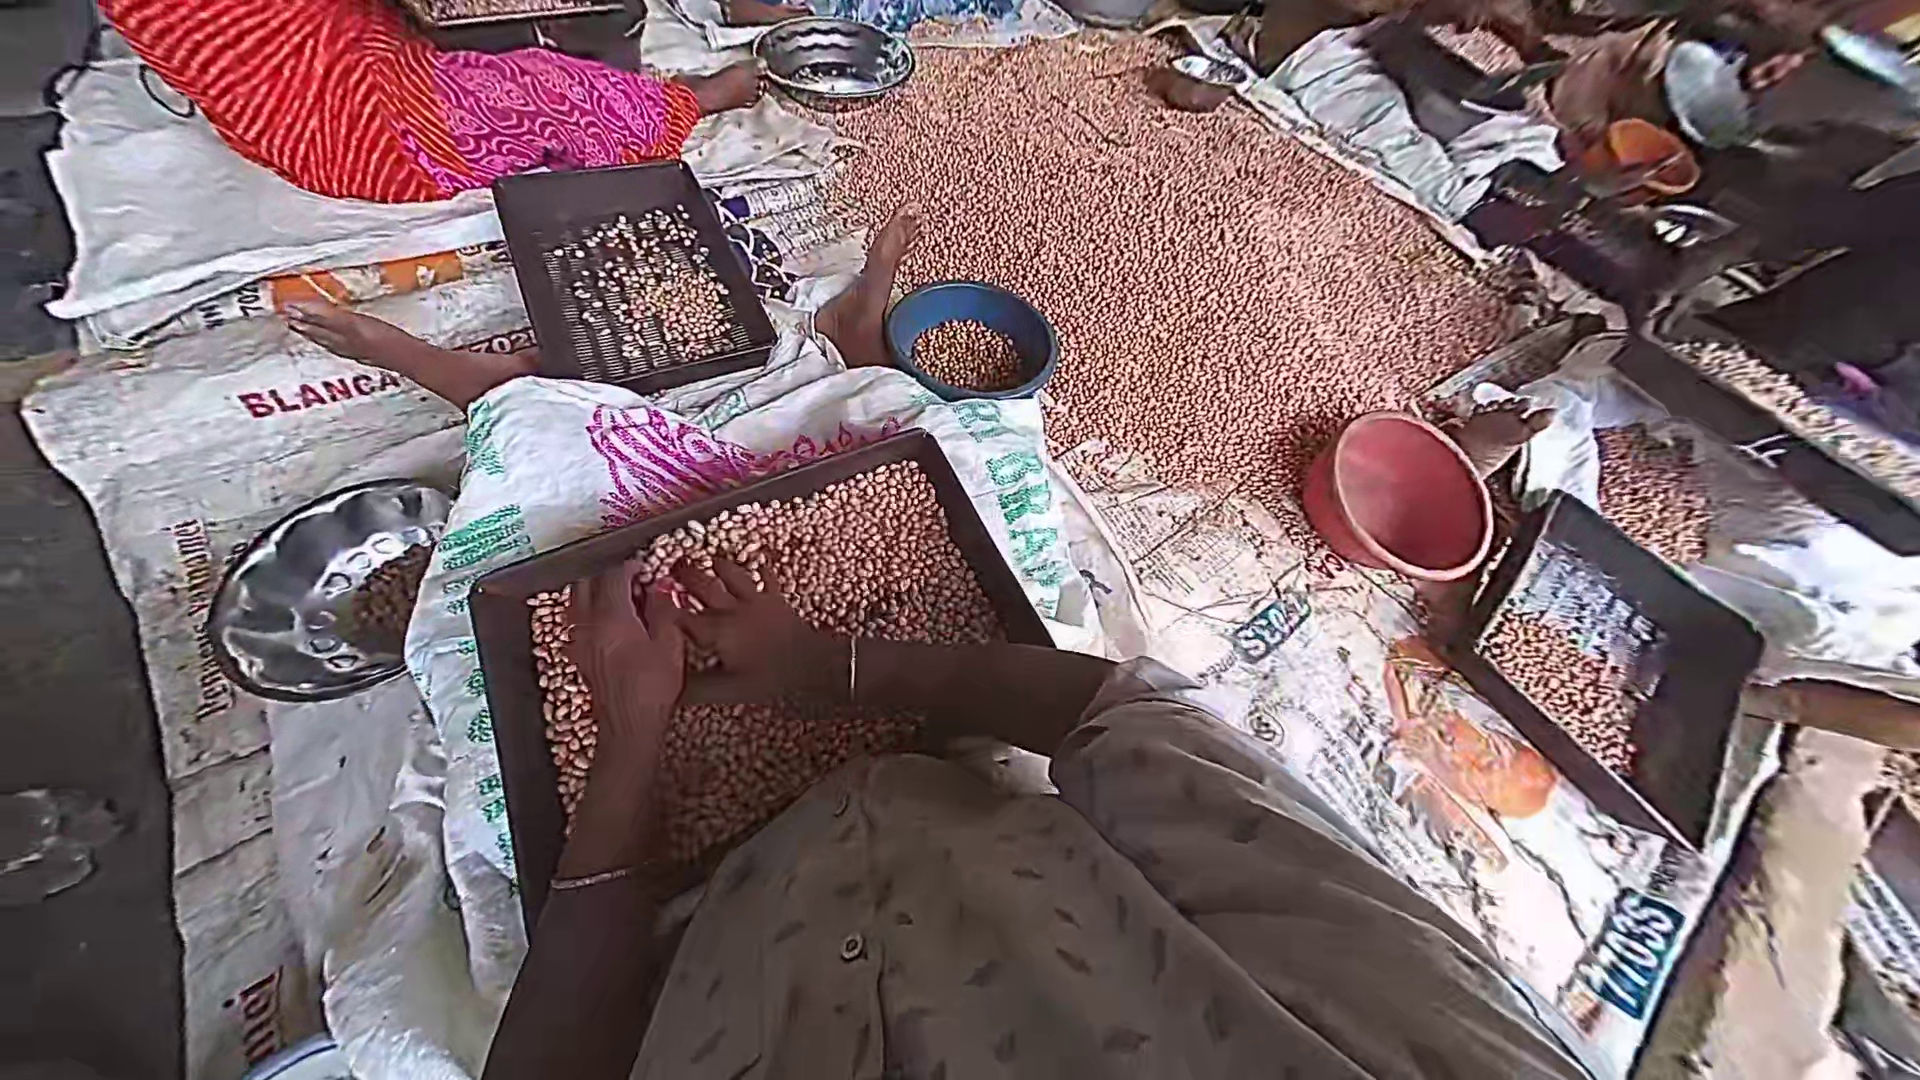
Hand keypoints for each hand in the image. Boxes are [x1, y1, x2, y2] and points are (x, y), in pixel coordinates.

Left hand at [285, 300, 424, 363]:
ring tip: (315, 331)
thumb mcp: (351, 322)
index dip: (300, 315)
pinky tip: (353, 344)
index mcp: (340, 338)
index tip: (286, 307)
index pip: (313, 325)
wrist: (417, 361)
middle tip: (294, 319)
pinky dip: (347, 344)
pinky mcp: (380, 355)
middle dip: (307, 327)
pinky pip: (355, 348)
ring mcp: (364, 353)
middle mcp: (348, 347)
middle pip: (321, 336)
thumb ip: (322, 315)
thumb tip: (292, 307)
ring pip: (336, 343)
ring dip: (325, 337)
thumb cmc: (386, 342)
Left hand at [569, 559, 685, 746]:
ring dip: (596, 589)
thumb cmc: (654, 685)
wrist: (630, 723)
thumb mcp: (670, 644)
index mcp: (611, 618)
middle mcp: (588, 624)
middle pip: (586, 583)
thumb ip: (663, 609)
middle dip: (608, 573)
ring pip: (577, 599)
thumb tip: (658, 585)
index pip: (613, 577)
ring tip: (623, 594)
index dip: (630, 566)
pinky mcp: (578, 652)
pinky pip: (579, 617)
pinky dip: (592, 607)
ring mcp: (579, 639)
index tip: (647, 566)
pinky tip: (615, 616)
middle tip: (633, 576)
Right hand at [673, 558, 846, 703]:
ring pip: (734, 576)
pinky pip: (767, 580)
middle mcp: (732, 611)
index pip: (681, 617)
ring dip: (720, 567)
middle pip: (704, 587)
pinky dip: (762, 570)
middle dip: (686, 577)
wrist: (814, 664)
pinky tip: (760, 563)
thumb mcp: (729, 691)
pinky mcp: (777, 600)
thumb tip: (666, 691)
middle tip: (671, 567)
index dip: (662, 608)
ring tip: (709, 558)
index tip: (645, 599)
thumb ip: (695, 689)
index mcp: (716, 632)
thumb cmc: (770, 680)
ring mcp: (757, 602)